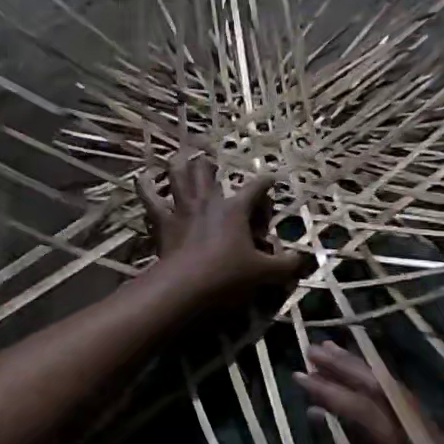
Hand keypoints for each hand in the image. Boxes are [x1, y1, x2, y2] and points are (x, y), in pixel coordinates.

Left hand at [137, 152, 305, 306]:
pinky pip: (150, 200)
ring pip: (177, 176)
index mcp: (234, 209)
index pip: (255, 188)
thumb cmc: (227, 275)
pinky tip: (140, 178)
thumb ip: (285, 266)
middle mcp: (207, 201)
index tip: (272, 179)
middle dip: (209, 165)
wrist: (185, 286)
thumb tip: (303, 261)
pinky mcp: (162, 222)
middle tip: (210, 162)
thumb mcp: (263, 273)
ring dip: (178, 165)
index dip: (265, 182)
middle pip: (207, 172)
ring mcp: (182, 209)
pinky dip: (144, 187)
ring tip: (179, 157)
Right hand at [295, 338, 443, 443]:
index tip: (300, 377)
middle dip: (347, 367)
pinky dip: (375, 383)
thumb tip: (316, 415)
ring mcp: (438, 436)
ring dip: (360, 368)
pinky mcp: (436, 437)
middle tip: (311, 350)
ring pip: (396, 389)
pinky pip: (403, 400)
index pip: (369, 413)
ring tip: (327, 350)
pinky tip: (355, 372)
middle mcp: (431, 440)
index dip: (333, 392)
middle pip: (386, 391)